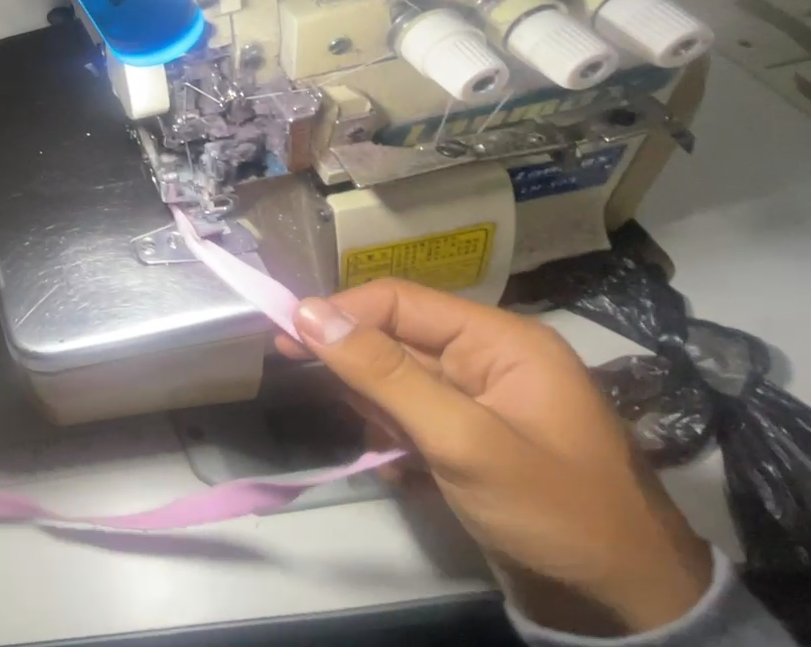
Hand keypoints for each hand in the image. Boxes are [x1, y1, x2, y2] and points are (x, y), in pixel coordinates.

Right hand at [278, 279, 712, 636]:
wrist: (623, 607)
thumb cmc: (553, 513)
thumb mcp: (462, 440)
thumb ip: (383, 373)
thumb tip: (307, 311)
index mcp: (501, 341)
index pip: (398, 301)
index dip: (338, 313)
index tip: (285, 339)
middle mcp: (489, 357)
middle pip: (391, 337)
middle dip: (359, 371)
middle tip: (333, 400)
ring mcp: (480, 397)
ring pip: (391, 376)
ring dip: (376, 409)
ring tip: (393, 450)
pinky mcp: (468, 433)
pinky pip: (406, 412)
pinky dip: (391, 435)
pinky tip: (403, 469)